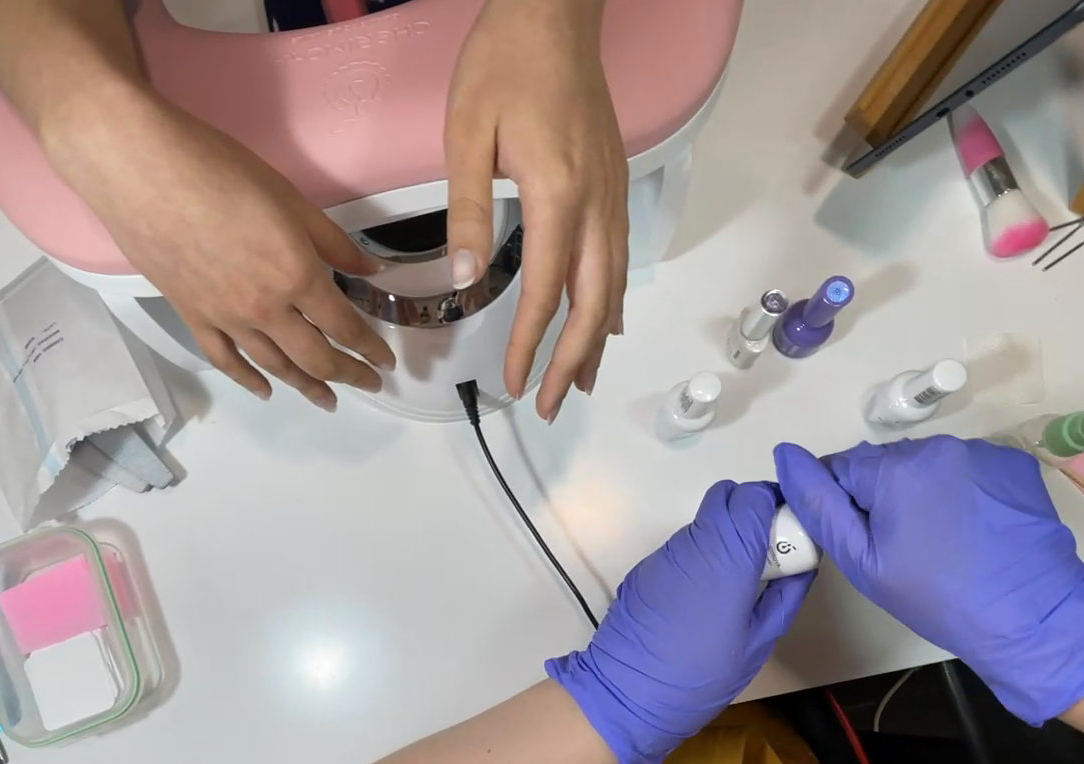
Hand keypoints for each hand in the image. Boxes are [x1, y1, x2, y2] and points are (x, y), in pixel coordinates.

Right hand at [55, 92, 395, 411]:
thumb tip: (371, 272)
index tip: (385, 361)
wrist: (135, 163)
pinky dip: (248, 379)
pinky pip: (226, 359)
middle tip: (368, 384)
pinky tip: (265, 391)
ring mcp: (226, 318)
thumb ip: (334, 244)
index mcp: (297, 278)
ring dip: (306, 386)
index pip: (345, 327)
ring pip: (275, 366)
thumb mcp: (292, 200)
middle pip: (316, 357)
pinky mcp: (192, 315)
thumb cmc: (218, 169)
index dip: (370, 348)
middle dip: (348, 375)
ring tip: (328, 400)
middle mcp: (266, 309)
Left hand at [445, 0, 628, 420]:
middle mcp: (595, 208)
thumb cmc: (504, 64)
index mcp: (556, 197)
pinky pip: (619, 264)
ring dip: (596, 344)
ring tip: (579, 383)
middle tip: (550, 405)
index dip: (528, 345)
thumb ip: (468, 210)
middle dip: (570, 362)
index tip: (514, 384)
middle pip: (592, 306)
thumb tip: (464, 278)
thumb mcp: (466, 134)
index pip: (542, 293)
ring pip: (612, 290)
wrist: (555, 12)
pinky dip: (611, 306)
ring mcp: (612, 200)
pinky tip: (607, 328)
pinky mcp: (615, 191)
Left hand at [547, 481, 815, 763]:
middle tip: (768, 550)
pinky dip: (701, 556)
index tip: (788, 530)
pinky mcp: (645, 569)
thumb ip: (785, 595)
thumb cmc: (700, 675)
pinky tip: (704, 596)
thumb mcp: (758, 642)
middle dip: (751, 511)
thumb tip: (804, 564)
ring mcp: (663, 555)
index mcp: (726, 558)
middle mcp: (691, 544)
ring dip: (726, 536)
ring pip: (703, 523)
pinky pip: (682, 547)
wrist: (626, 694)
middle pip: (725, 498)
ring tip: (738, 579)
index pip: (752, 496)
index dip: (774, 503)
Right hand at [773, 437, 1083, 723]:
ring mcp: (980, 452)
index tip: (863, 539)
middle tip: (898, 545)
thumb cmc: (934, 595)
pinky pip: (961, 467)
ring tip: (936, 537)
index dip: (841, 503)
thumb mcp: (861, 560)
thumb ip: (818, 504)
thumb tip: (786, 455)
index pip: (839, 467)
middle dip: (879, 494)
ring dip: (917, 490)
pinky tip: (967, 526)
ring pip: (921, 464)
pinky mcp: (1011, 463)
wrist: (1032, 617)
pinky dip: (955, 489)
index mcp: (894, 469)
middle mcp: (937, 446)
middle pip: (882, 462)